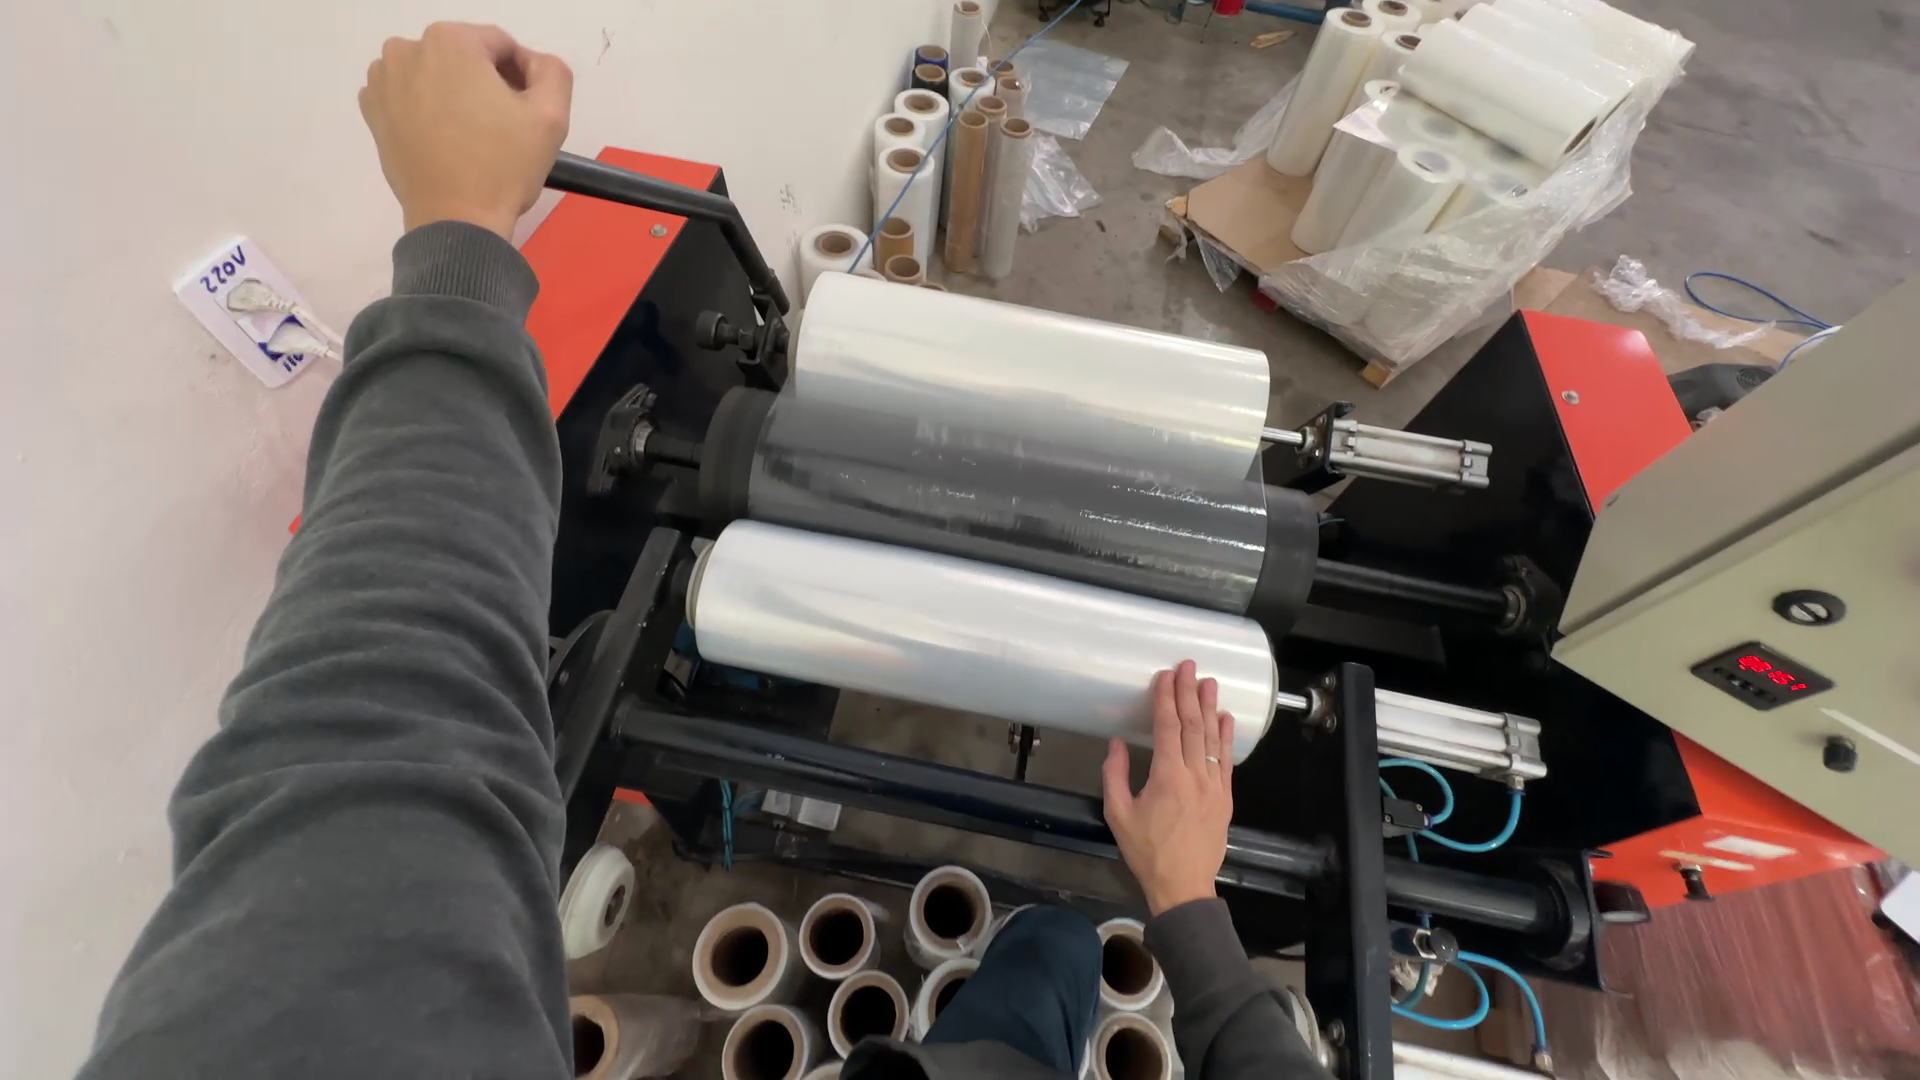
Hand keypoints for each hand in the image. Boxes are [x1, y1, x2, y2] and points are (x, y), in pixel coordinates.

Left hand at [359, 23, 572, 239]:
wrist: (457, 218)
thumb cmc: (506, 167)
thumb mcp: (552, 117)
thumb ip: (553, 73)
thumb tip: (535, 64)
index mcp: (452, 42)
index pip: (502, 45)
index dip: (525, 78)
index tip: (531, 116)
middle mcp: (408, 48)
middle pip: (465, 58)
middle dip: (489, 87)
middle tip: (506, 131)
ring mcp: (383, 78)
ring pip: (436, 76)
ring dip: (458, 97)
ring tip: (475, 139)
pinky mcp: (372, 110)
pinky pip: (409, 98)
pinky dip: (429, 113)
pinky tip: (447, 144)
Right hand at [1102, 660, 1235, 914]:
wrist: (1183, 887)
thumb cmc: (1146, 851)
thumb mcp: (1118, 813)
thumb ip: (1115, 774)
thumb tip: (1116, 742)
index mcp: (1167, 777)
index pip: (1167, 727)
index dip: (1166, 698)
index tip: (1165, 676)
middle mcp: (1194, 776)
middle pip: (1193, 726)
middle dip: (1189, 693)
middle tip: (1189, 666)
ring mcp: (1214, 787)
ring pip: (1212, 739)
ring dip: (1211, 708)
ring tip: (1210, 683)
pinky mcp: (1225, 799)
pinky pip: (1227, 762)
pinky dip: (1226, 738)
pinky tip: (1226, 719)